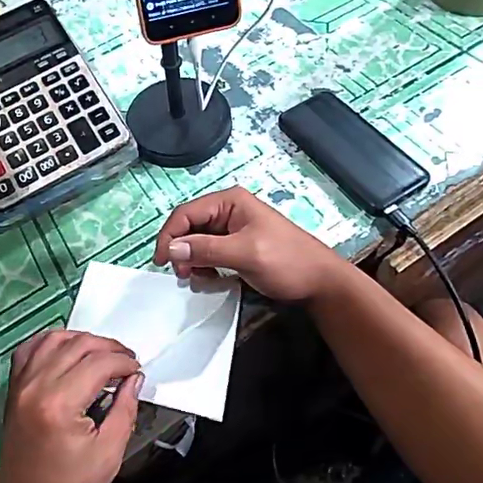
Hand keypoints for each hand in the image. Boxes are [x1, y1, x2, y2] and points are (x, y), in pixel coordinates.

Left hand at [0, 329, 142, 482]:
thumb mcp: (109, 454)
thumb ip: (125, 409)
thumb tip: (134, 380)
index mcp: (58, 404)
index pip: (99, 362)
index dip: (124, 363)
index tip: (137, 371)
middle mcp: (35, 387)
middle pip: (78, 345)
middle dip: (109, 348)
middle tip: (127, 363)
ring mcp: (19, 387)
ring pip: (53, 339)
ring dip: (82, 340)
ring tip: (103, 355)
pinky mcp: (13, 392)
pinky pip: (30, 350)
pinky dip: (51, 343)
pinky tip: (68, 351)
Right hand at [153, 187, 355, 303]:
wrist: (319, 282)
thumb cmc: (287, 261)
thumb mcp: (245, 254)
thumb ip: (207, 249)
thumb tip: (171, 248)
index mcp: (230, 201)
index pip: (186, 213)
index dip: (169, 236)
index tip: (162, 262)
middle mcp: (228, 210)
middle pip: (189, 226)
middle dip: (181, 250)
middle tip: (183, 274)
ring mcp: (233, 228)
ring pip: (196, 241)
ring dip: (191, 260)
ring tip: (198, 278)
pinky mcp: (236, 246)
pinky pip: (209, 253)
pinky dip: (204, 266)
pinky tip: (209, 279)